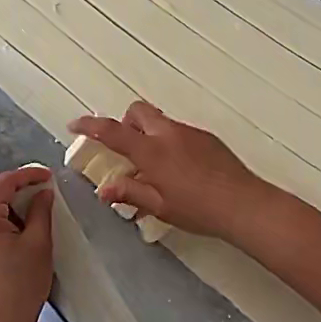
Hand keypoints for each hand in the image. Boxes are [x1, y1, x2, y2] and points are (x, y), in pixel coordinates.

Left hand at [0, 166, 54, 321]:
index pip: (2, 183)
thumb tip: (43, 193)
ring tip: (36, 204)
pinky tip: (21, 223)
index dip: (27, 175)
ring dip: (9, 201)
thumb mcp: (38, 244)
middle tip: (43, 187)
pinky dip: (2, 216)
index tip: (48, 176)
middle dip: (17, 186)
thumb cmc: (20, 287)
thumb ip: (40, 211)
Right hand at [68, 102, 285, 243]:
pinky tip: (178, 171)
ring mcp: (189, 133)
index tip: (75, 124)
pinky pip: (178, 132)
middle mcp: (168, 134)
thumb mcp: (159, 207)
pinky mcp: (206, 138)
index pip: (112, 131)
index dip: (90, 126)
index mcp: (152, 151)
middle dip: (124, 123)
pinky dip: (168, 142)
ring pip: (159, 121)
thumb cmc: (198, 210)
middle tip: (124, 151)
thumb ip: (130, 193)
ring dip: (148, 135)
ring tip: (153, 168)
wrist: (244, 205)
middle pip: (137, 112)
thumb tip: (105, 190)